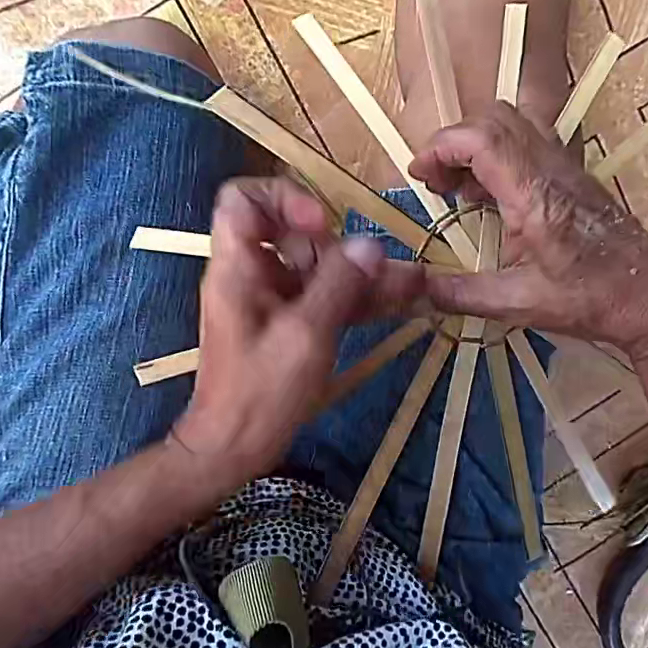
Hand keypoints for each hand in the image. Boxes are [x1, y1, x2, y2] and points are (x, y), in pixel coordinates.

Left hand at [171, 178, 415, 486]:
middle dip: (343, 250)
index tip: (321, 224)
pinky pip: (324, 303)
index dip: (285, 200)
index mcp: (239, 267)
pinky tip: (399, 301)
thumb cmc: (260, 392)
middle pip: (297, 238)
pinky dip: (356, 302)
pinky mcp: (290, 329)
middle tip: (377, 272)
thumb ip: (340, 285)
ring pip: (320, 273)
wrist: (234, 447)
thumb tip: (371, 245)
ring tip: (413, 283)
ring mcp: (274, 304)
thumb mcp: (305, 335)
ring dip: (363, 278)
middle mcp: (254, 277)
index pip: (244, 199)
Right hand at [408, 102, 647, 357]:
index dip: (441, 147)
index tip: (419, 175)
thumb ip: (461, 295)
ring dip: (476, 146)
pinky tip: (490, 198)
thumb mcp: (518, 304)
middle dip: (454, 142)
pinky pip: (529, 144)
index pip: (481, 138)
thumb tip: (417, 291)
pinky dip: (498, 157)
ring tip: (458, 191)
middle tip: (437, 184)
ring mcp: (566, 167)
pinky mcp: (573, 175)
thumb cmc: (590, 301)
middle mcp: (552, 168)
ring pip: (514, 124)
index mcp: (535, 196)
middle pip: (494, 118)